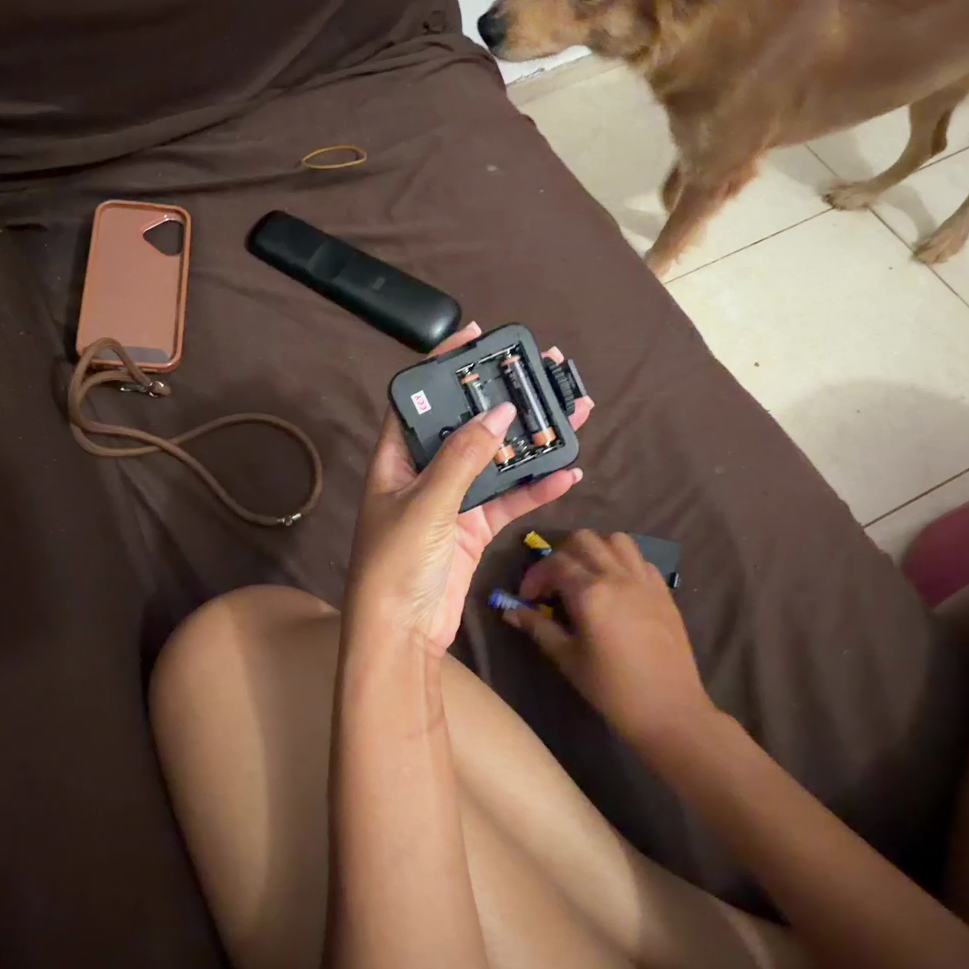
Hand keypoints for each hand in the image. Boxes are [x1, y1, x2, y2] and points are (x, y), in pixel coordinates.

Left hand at [345, 323, 591, 654]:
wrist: (400, 634)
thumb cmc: (397, 564)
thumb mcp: (426, 504)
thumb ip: (463, 458)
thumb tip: (498, 412)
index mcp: (396, 458)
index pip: (418, 398)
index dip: (442, 365)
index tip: (476, 335)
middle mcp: (423, 473)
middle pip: (468, 425)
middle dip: (503, 398)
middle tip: (542, 370)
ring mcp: (451, 501)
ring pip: (497, 461)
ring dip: (532, 440)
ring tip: (573, 412)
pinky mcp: (473, 529)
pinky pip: (509, 500)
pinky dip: (537, 487)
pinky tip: (569, 470)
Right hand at [502, 531, 717, 748]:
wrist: (668, 710)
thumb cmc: (611, 689)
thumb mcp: (568, 658)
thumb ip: (538, 628)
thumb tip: (510, 611)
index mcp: (590, 593)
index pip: (555, 563)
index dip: (535, 576)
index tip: (528, 597)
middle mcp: (617, 577)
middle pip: (583, 540)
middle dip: (561, 554)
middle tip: (554, 582)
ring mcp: (644, 581)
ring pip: (615, 540)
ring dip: (595, 550)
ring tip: (585, 575)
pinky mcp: (663, 591)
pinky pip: (640, 559)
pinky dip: (622, 562)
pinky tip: (616, 586)